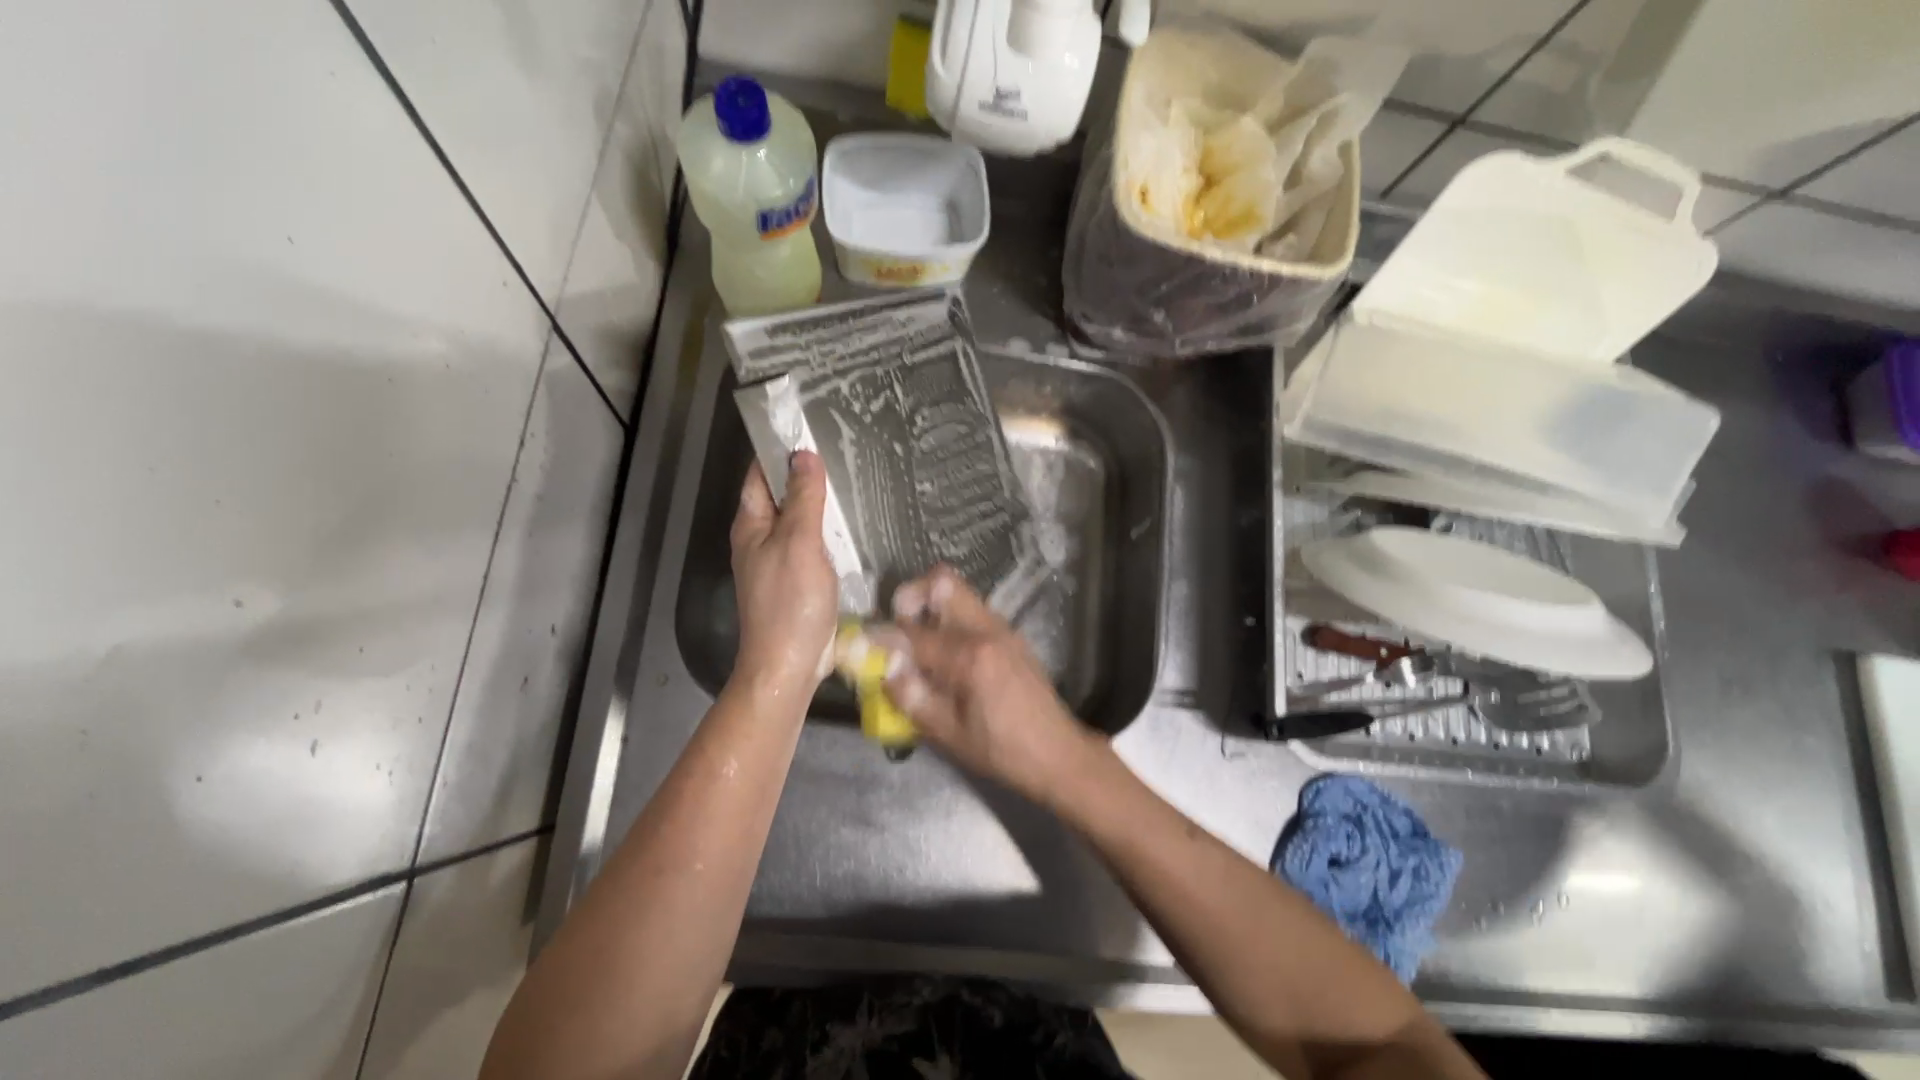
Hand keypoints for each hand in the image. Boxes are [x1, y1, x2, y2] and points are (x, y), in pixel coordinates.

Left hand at [729, 451, 837, 703]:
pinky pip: (814, 546)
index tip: (810, 426)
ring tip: (854, 481)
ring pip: (801, 522)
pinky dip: (830, 534)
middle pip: (782, 495)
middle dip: (807, 474)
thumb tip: (803, 455)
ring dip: (822, 506)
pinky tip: (854, 528)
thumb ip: (803, 499)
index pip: (760, 474)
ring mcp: (779, 562)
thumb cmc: (790, 603)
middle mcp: (760, 539)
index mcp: (751, 524)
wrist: (789, 665)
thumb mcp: (799, 543)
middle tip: (843, 449)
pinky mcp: (799, 582)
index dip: (780, 449)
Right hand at [881, 566, 1097, 801]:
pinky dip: (949, 621)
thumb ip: (911, 696)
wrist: (1058, 754)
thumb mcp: (948, 733)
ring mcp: (1003, 629)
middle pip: (943, 582)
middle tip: (896, 626)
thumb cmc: (1002, 751)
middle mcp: (987, 630)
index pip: (913, 634)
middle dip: (911, 596)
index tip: (859, 641)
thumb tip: (884, 668)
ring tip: (917, 643)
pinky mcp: (1010, 637)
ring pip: (959, 594)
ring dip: (930, 607)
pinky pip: (972, 612)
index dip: (880, 637)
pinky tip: (944, 657)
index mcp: (971, 656)